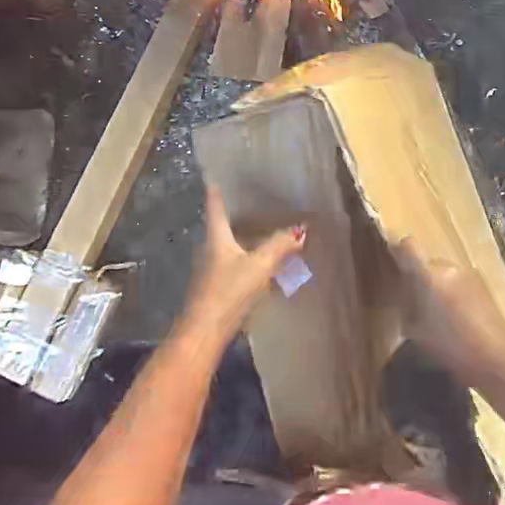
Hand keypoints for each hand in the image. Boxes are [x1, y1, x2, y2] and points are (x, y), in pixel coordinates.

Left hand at [179, 184, 303, 342]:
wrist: (204, 332)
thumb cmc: (228, 292)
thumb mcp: (258, 267)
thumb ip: (279, 247)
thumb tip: (301, 229)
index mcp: (216, 236)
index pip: (216, 204)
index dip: (218, 187)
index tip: (221, 172)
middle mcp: (210, 247)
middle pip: (223, 223)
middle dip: (237, 210)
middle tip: (257, 196)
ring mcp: (211, 268)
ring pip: (229, 243)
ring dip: (244, 234)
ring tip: (266, 225)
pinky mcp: (216, 286)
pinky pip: (234, 261)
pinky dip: (247, 254)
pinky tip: (262, 260)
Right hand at [397, 238, 504, 384]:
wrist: (498, 358)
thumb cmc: (451, 346)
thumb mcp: (416, 331)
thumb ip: (406, 307)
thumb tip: (402, 297)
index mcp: (429, 275)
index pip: (408, 245)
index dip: (398, 251)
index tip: (393, 265)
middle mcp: (449, 267)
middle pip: (427, 262)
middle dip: (420, 276)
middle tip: (416, 300)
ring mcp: (469, 274)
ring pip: (444, 272)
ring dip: (438, 284)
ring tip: (438, 311)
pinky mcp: (484, 285)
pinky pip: (459, 281)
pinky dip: (453, 291)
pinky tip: (456, 314)